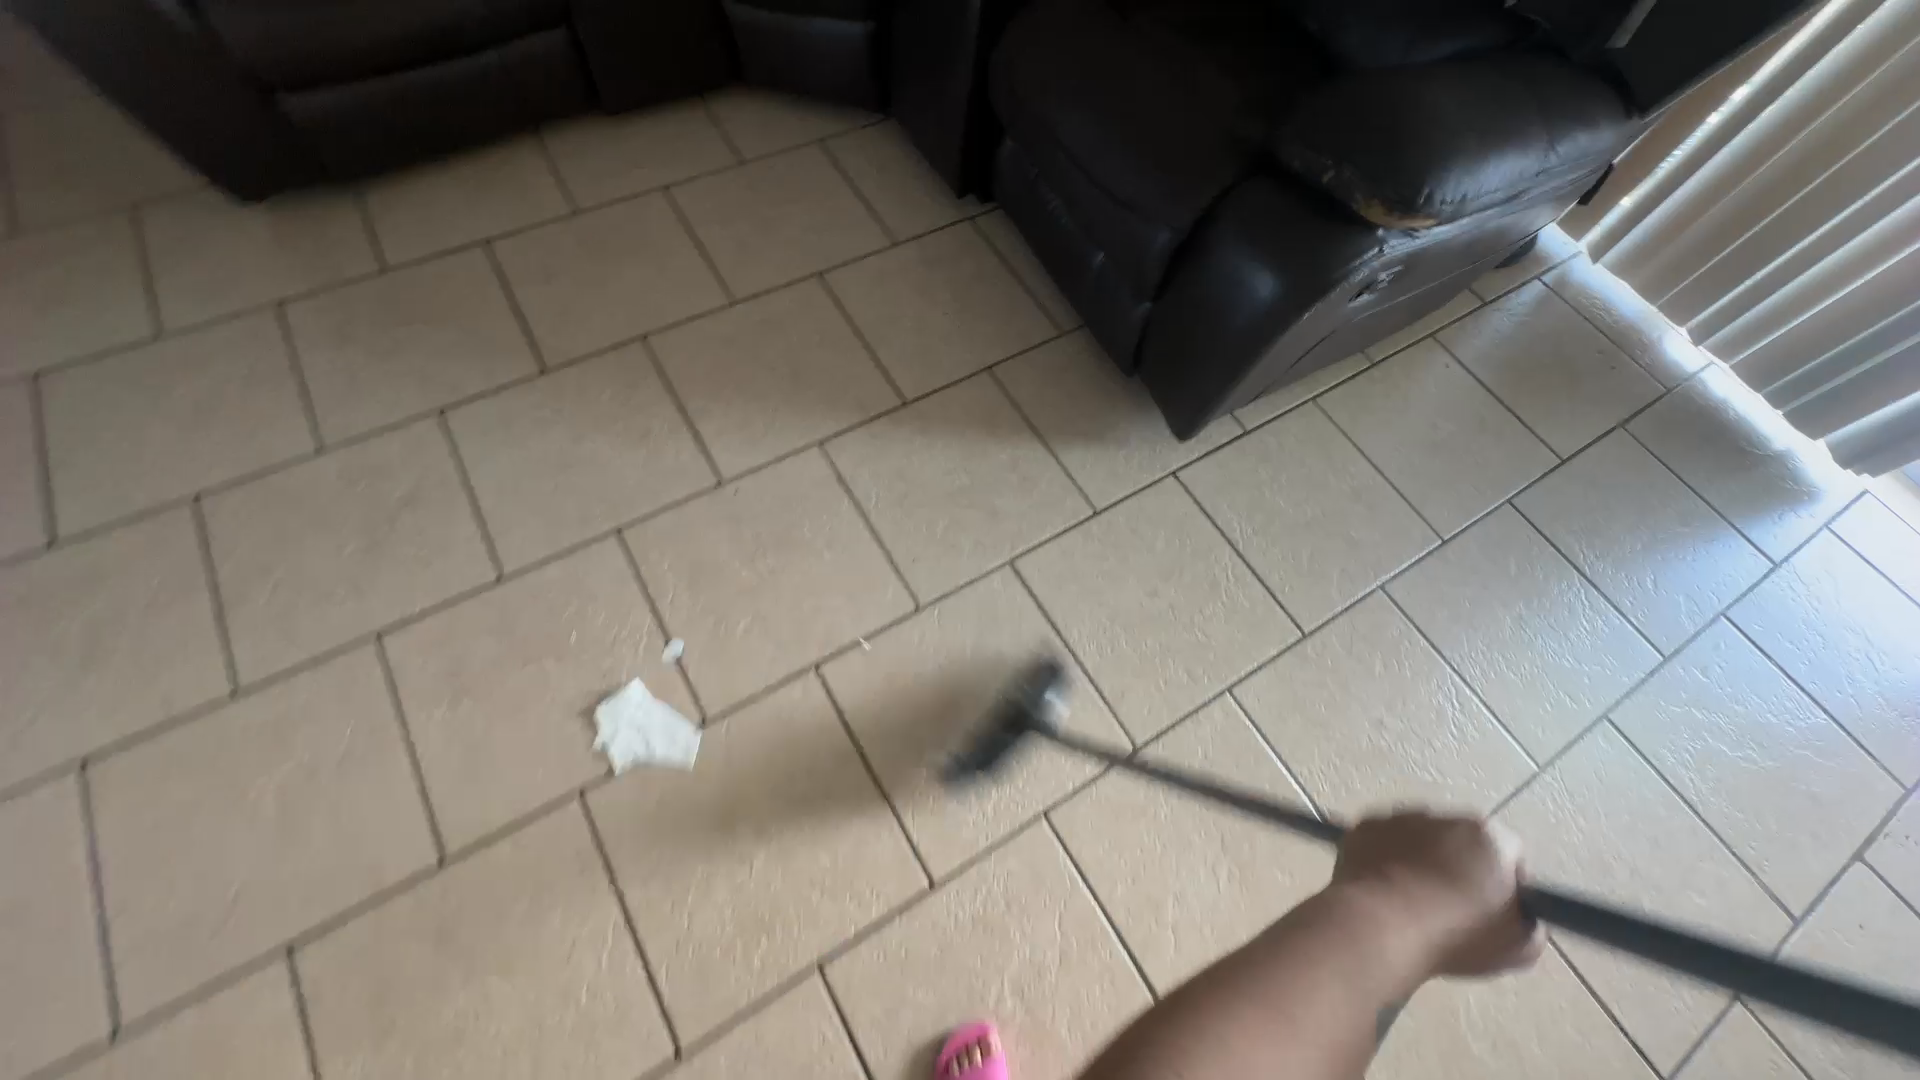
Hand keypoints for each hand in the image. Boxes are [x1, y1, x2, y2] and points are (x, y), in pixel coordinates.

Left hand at [1330, 811, 1543, 978]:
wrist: (1380, 925)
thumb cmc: (1455, 936)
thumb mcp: (1519, 947)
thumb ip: (1527, 920)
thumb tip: (1516, 912)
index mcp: (1489, 837)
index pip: (1510, 852)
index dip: (1506, 881)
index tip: (1493, 908)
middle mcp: (1444, 816)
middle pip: (1461, 839)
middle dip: (1460, 863)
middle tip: (1450, 903)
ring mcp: (1398, 817)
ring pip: (1419, 836)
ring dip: (1420, 857)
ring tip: (1411, 897)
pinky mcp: (1363, 826)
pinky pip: (1383, 839)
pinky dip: (1385, 856)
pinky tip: (1383, 886)